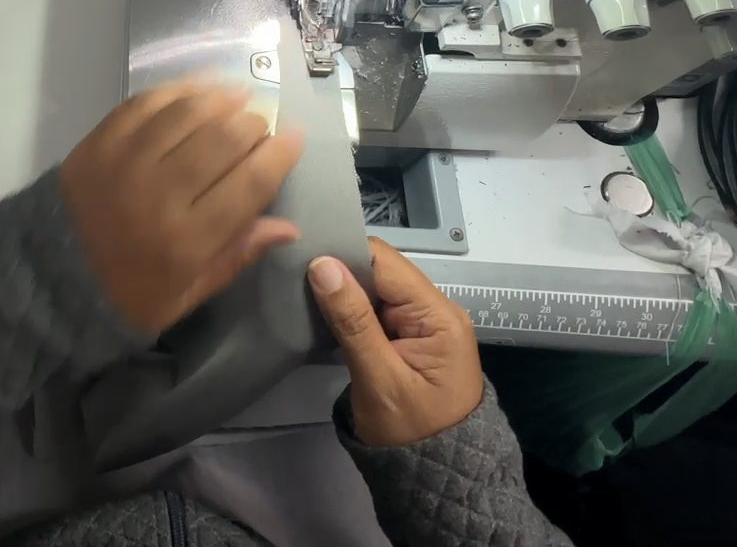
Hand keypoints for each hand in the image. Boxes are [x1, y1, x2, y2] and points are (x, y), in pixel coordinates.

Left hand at [61, 81, 303, 334]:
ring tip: (239, 95)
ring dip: (220, 98)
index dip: (279, 155)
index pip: (250, 184)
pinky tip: (197, 88)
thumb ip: (235, 256)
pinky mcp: (101, 140)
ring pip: (187, 114)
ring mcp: (127, 160)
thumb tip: (287, 226)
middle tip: (263, 122)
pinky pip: (146, 103)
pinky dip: (177, 90)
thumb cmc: (123, 295)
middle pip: (223, 140)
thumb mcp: (184, 296)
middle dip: (252, 125)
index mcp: (187, 240)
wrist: (46, 276)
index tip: (295, 136)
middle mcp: (160, 192)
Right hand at [307, 238, 482, 446]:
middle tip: (298, 278)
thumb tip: (322, 264)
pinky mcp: (408, 335)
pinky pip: (374, 306)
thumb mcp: (379, 380)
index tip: (304, 260)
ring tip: (305, 293)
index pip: (384, 261)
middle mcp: (434, 309)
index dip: (345, 255)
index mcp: (437, 315)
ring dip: (342, 290)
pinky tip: (325, 313)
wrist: (438, 482)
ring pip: (373, 286)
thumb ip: (352, 320)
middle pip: (379, 269)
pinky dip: (349, 307)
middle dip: (340, 271)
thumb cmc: (412, 432)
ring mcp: (422, 322)